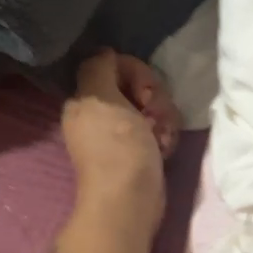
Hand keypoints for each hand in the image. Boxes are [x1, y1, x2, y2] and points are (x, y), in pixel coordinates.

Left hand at [63, 52, 180, 234]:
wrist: (130, 200)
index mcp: (87, 99)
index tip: (145, 93)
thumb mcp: (102, 99)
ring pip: (154, 108)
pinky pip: (159, 129)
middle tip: (154, 116)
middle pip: (140, 86)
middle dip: (156, 98)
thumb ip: (99, 68)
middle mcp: (102, 113)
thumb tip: (105, 52)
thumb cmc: (117, 148)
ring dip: (165, 119)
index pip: (117, 66)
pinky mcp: (141, 149)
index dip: (137, 73)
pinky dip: (165, 137)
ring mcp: (122, 132)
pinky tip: (164, 149)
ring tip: (161, 137)